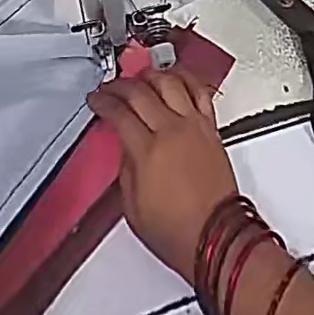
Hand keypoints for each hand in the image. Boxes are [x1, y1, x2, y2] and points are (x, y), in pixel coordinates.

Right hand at [86, 70, 238, 285]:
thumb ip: (125, 167)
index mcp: (148, 152)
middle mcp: (172, 132)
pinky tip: (176, 77)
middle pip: (140, 91)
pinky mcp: (211, 128)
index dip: (103, 101)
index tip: (97, 100)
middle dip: (119, 85)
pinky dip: (185, 78)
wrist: (217, 239)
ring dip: (150, 75)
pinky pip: (199, 91)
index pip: (119, 112)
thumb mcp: (132, 206)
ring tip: (141, 78)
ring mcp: (194, 126)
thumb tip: (124, 144)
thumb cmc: (179, 230)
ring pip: (169, 82)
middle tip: (111, 88)